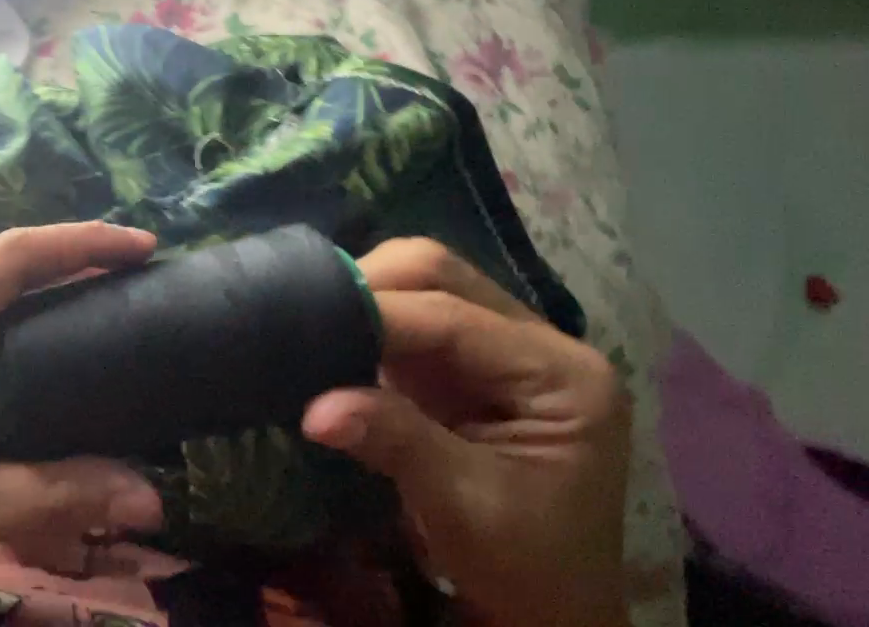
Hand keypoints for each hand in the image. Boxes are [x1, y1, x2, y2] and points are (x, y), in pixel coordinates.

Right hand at [301, 239, 631, 626]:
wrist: (548, 608)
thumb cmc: (524, 565)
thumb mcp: (464, 508)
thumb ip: (396, 442)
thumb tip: (315, 408)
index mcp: (562, 375)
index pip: (454, 318)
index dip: (377, 314)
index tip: (306, 323)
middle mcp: (537, 343)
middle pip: (440, 274)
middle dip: (369, 285)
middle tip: (309, 317)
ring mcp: (499, 346)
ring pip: (420, 282)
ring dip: (364, 297)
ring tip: (314, 325)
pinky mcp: (464, 360)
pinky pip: (408, 314)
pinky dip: (366, 321)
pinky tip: (332, 338)